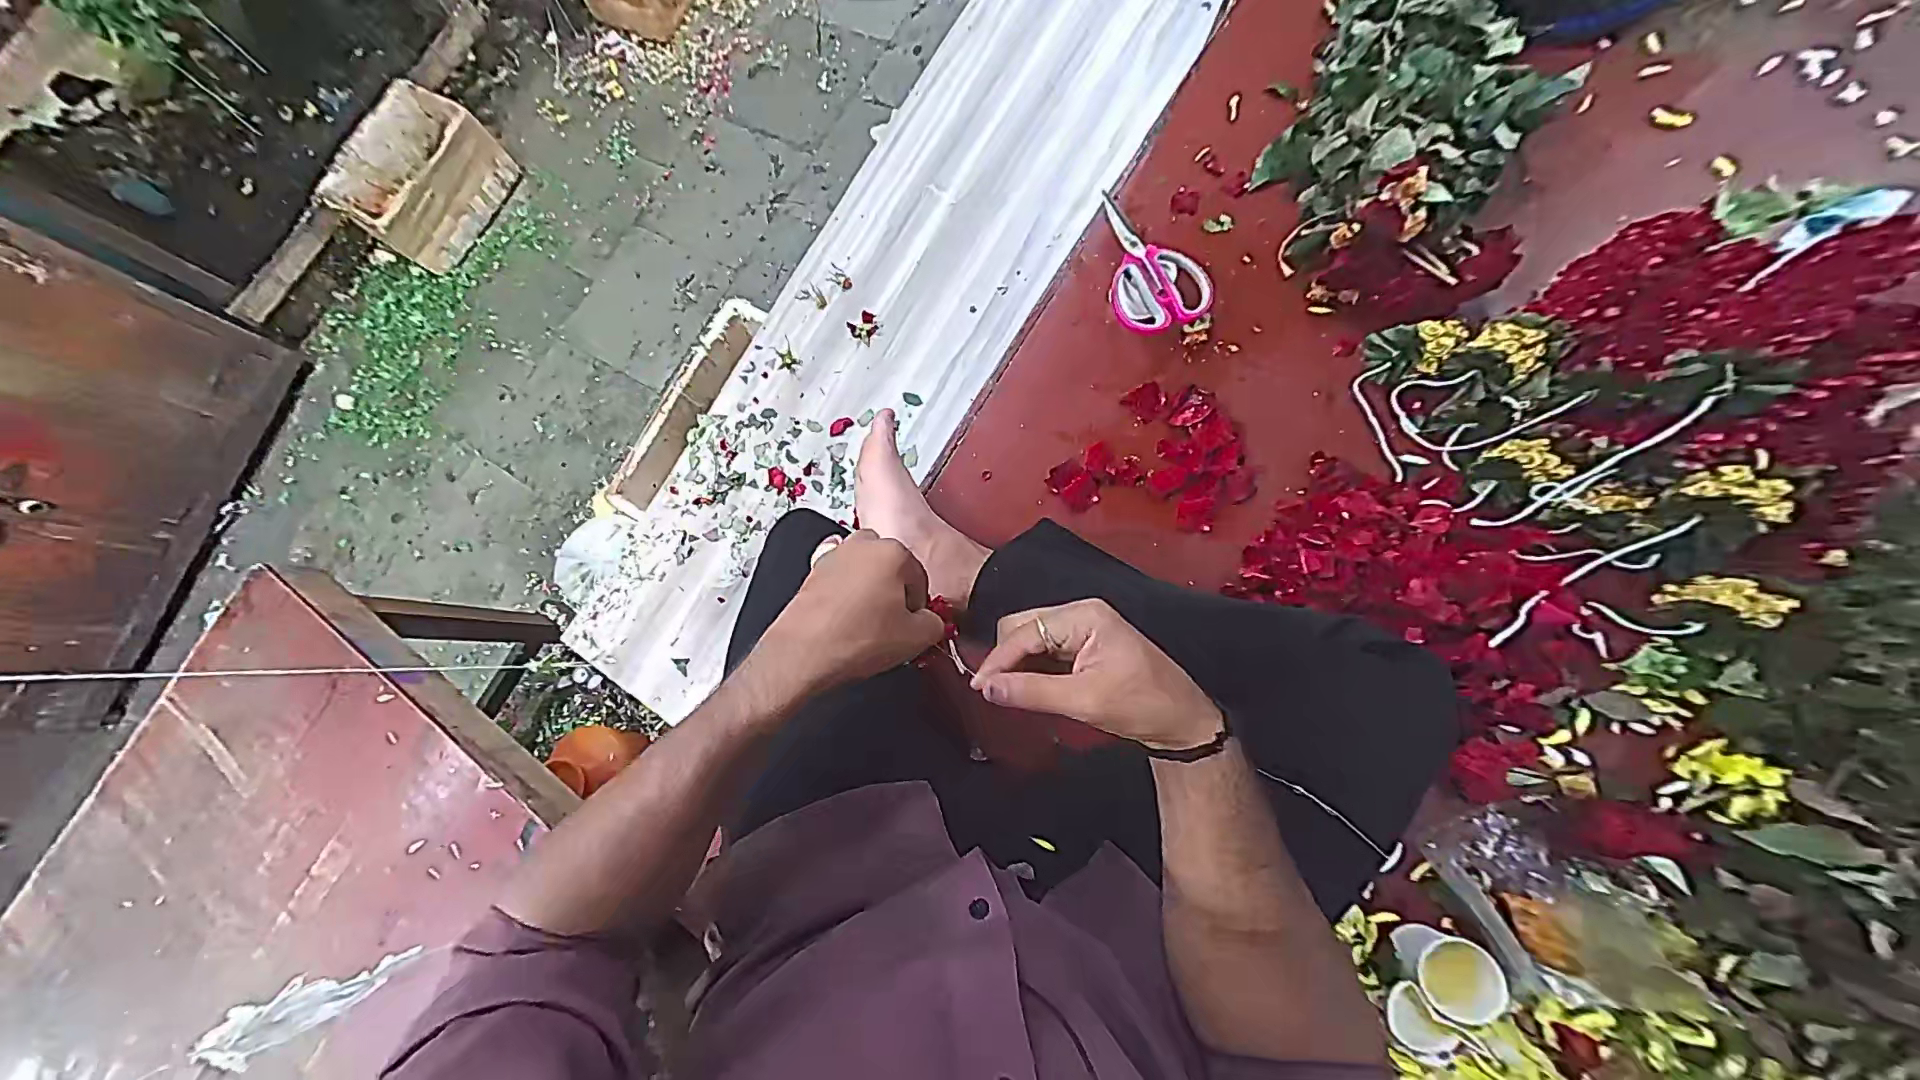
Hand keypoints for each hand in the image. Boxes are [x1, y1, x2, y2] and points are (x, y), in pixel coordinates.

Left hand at [754, 530, 947, 697]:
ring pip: (864, 570)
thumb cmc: (855, 639)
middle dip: (894, 592)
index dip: (918, 607)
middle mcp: (863, 544)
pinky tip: (845, 617)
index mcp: (893, 551)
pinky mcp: (813, 570)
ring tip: (866, 623)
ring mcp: (834, 554)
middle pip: (891, 568)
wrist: (802, 653)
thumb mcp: (917, 638)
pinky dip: (845, 592)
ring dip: (869, 590)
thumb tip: (930, 622)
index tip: (912, 625)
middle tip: (891, 623)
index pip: (919, 578)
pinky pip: (840, 578)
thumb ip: (935, 623)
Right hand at [970, 599, 1223, 751]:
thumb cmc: (1142, 706)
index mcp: (1084, 615)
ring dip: (1015, 664)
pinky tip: (1023, 687)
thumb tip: (985, 687)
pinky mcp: (1083, 644)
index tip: (978, 688)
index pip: (1024, 630)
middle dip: (1004, 658)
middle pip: (1023, 626)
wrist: (1184, 722)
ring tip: (1003, 693)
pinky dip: (1030, 668)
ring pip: (1030, 638)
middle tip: (990, 692)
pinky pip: (1044, 649)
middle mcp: (1080, 612)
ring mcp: (1082, 627)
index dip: (998, 660)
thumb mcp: (1084, 701)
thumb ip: (1031, 691)